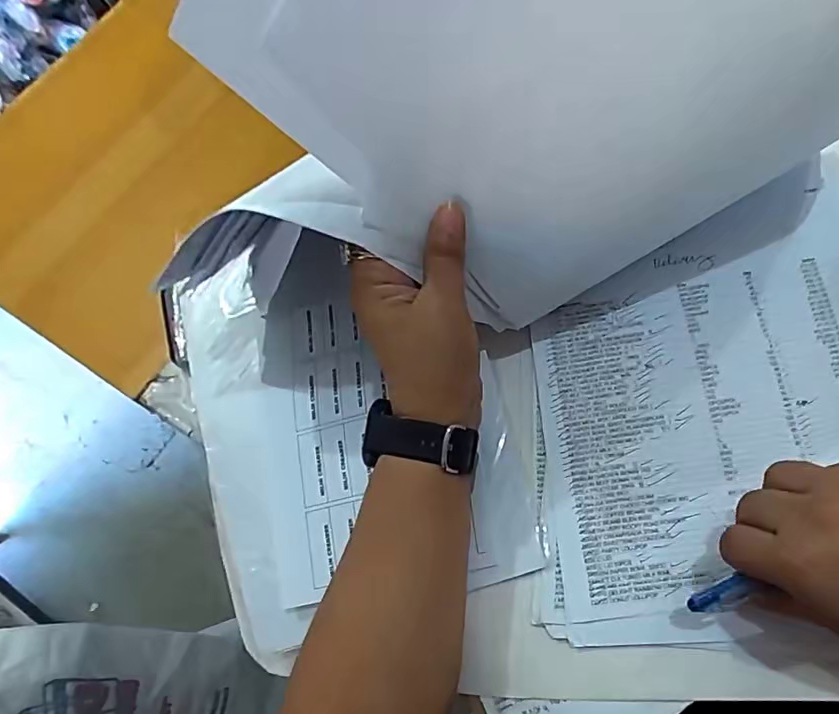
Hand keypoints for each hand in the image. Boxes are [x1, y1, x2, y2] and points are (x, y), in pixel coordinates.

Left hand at [350, 202, 481, 427]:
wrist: (443, 417)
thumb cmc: (436, 365)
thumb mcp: (445, 305)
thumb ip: (445, 255)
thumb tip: (447, 208)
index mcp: (370, 284)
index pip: (377, 229)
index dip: (400, 202)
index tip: (424, 171)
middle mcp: (379, 290)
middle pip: (398, 243)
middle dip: (423, 219)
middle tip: (451, 180)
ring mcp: (401, 305)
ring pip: (417, 263)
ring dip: (438, 244)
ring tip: (464, 207)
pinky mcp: (421, 317)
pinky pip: (431, 282)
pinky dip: (446, 268)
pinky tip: (468, 247)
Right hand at [719, 461, 838, 674]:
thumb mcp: (836, 623)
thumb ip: (784, 601)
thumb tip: (755, 588)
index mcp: (795, 560)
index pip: (732, 542)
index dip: (741, 557)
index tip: (761, 567)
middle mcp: (810, 514)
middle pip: (749, 503)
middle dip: (758, 526)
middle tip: (786, 545)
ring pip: (779, 474)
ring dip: (784, 497)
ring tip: (814, 519)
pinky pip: (829, 468)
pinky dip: (828, 488)